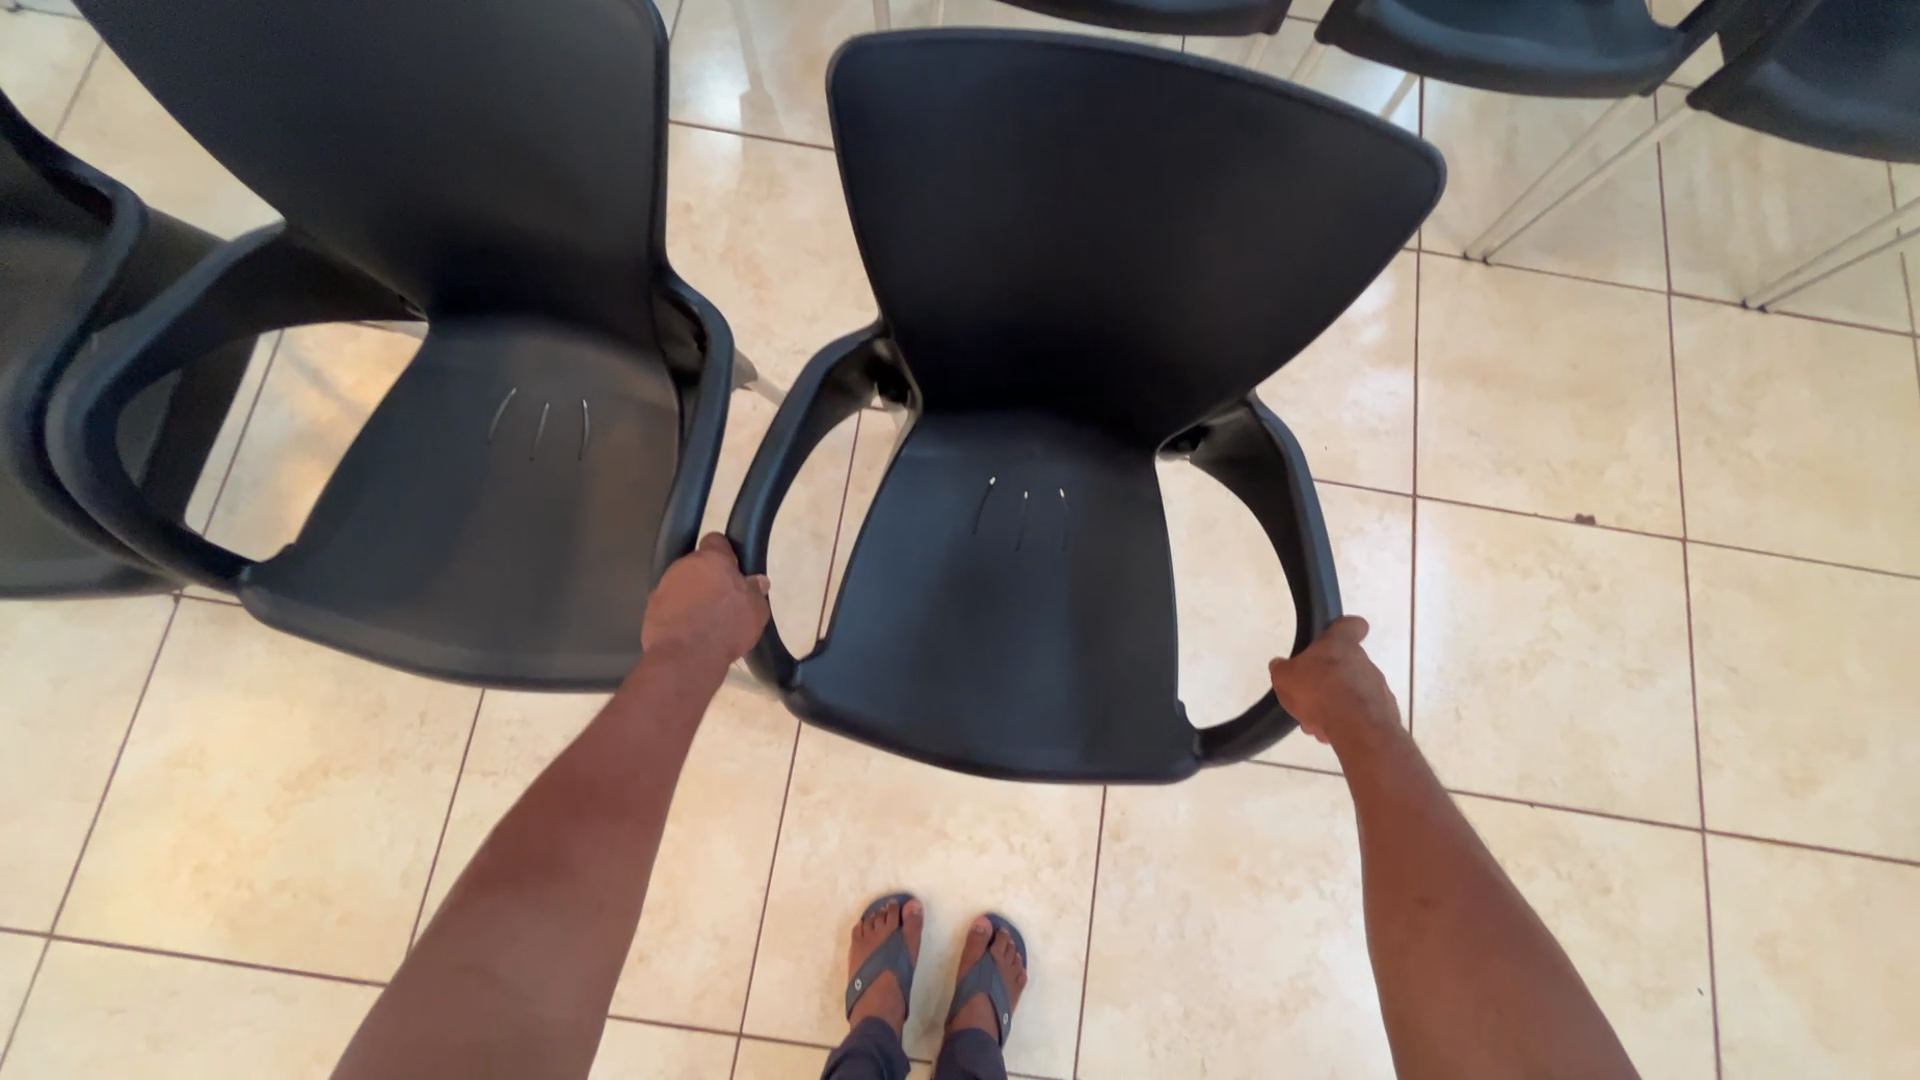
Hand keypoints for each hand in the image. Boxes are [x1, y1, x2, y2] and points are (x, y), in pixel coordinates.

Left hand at [641, 533, 771, 666]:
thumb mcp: (756, 610)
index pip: (716, 540)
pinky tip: (690, 631)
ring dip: (692, 595)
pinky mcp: (651, 608)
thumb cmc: (727, 627)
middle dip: (708, 577)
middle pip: (697, 564)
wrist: (686, 656)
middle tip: (723, 598)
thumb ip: (756, 591)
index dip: (725, 552)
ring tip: (706, 619)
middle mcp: (684, 566)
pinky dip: (678, 612)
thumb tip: (758, 581)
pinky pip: (670, 604)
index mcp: (712, 559)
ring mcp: (664, 586)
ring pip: (682, 584)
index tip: (733, 568)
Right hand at [1268, 616, 1400, 746]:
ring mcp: (1378, 688)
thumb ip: (1282, 669)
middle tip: (1308, 696)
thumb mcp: (1284, 678)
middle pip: (1346, 664)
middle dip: (1328, 680)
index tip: (1334, 635)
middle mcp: (1364, 662)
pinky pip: (1360, 713)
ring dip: (1334, 704)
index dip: (1343, 628)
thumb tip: (1280, 665)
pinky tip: (1330, 732)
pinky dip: (1346, 721)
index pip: (1351, 625)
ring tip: (1315, 721)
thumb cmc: (1318, 692)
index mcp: (1340, 645)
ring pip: (1351, 691)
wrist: (1357, 730)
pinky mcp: (1384, 713)